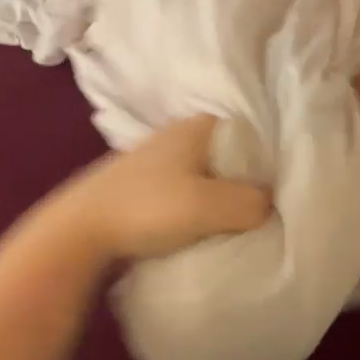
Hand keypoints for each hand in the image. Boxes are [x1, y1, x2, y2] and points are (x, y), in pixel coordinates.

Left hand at [45, 114, 271, 261]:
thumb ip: (251, 203)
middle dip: (245, 188)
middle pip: (230, 162)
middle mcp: (182, 134)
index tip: (280, 200)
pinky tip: (202, 234)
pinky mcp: (145, 187)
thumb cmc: (148, 208)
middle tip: (262, 221)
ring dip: (219, 204)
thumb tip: (272, 206)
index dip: (268, 169)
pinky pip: (185, 195)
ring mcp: (160, 160)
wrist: (79, 231)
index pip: (252, 140)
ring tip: (234, 233)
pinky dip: (197, 212)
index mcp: (201, 125)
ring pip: (207, 180)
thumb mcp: (209, 206)